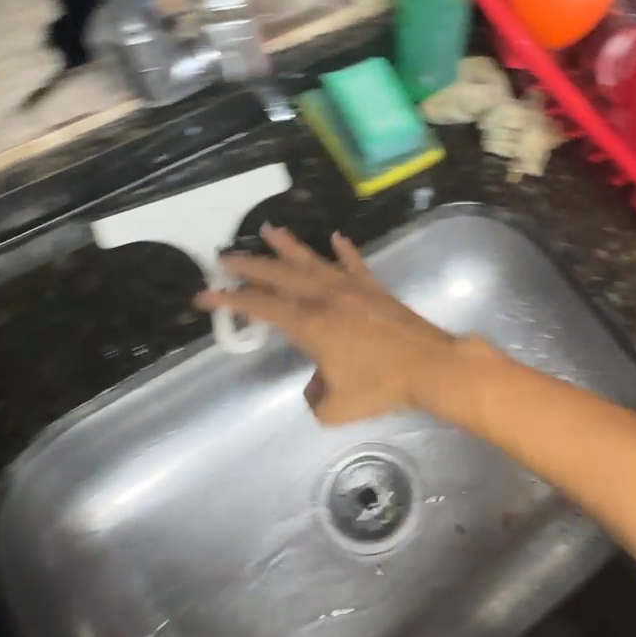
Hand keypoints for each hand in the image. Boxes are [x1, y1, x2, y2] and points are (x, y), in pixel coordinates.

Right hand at [196, 225, 470, 424]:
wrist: (431, 366)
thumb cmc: (382, 387)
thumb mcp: (336, 407)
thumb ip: (315, 398)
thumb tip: (317, 385)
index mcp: (311, 325)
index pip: (261, 307)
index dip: (230, 299)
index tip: (205, 294)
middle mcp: (327, 298)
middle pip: (280, 275)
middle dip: (250, 265)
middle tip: (224, 256)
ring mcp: (353, 289)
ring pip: (314, 261)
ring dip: (289, 246)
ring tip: (269, 229)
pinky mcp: (376, 289)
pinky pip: (355, 264)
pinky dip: (344, 251)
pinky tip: (336, 238)